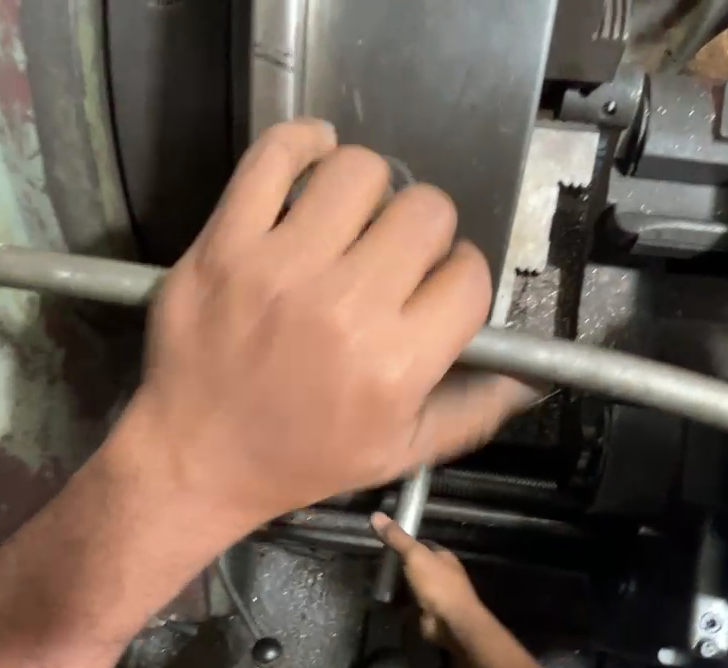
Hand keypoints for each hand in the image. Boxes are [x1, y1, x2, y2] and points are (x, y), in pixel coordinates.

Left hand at [115, 118, 538, 533]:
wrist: (198, 460)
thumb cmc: (299, 462)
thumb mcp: (395, 455)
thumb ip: (469, 413)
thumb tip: (529, 380)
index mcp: (396, 364)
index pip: (469, 275)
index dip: (459, 280)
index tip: (434, 291)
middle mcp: (346, 307)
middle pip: (426, 212)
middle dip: (422, 235)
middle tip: (391, 260)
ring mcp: (280, 269)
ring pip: (361, 171)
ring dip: (369, 191)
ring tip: (350, 223)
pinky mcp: (225, 244)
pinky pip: (275, 154)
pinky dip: (302, 144)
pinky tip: (313, 162)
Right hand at [372, 512, 485, 646]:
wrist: (451, 622)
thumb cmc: (436, 584)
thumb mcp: (415, 555)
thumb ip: (397, 537)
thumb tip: (376, 515)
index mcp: (443, 556)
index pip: (422, 544)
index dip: (404, 541)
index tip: (384, 541)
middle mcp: (441, 573)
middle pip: (416, 564)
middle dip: (398, 564)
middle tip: (376, 563)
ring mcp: (436, 594)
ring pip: (412, 584)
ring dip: (397, 585)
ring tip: (375, 580)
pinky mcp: (428, 611)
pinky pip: (409, 603)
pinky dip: (398, 602)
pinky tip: (383, 600)